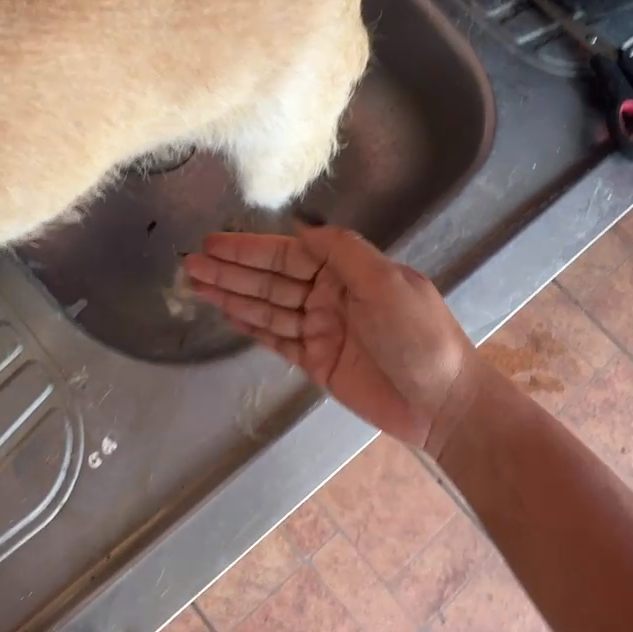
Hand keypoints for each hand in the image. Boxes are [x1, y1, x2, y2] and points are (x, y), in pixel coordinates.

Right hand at [183, 225, 481, 455]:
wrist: (443, 404)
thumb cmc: (419, 337)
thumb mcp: (387, 283)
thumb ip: (342, 252)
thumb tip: (301, 227)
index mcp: (347, 272)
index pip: (287, 253)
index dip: (248, 248)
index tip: (212, 242)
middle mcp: (329, 296)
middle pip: (270, 279)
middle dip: (230, 270)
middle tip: (190, 264)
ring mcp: (320, 329)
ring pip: (267, 308)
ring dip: (232, 296)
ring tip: (196, 286)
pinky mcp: (315, 362)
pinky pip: (276, 339)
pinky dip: (252, 327)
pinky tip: (228, 315)